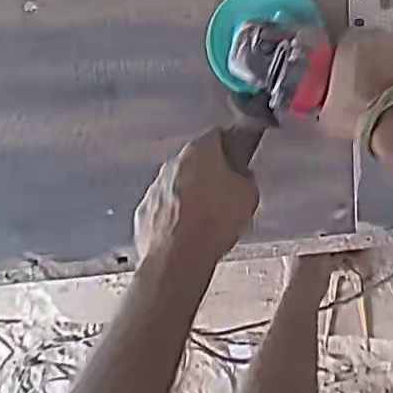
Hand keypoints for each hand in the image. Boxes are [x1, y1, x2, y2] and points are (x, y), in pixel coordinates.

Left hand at [134, 128, 259, 267]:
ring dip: (189, 193)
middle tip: (224, 192)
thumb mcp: (248, 195)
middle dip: (208, 171)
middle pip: (194, 159)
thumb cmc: (214, 222)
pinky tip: (186, 231)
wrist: (178, 258)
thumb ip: (244, 177)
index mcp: (200, 151)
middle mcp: (173, 162)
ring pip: (177, 183)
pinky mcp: (144, 211)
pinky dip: (173, 214)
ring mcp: (155, 186)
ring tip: (206, 217)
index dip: (230, 145)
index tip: (237, 157)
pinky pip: (163, 206)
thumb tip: (241, 176)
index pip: (217, 135)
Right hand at [318, 30, 392, 146]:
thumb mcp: (329, 114)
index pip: (340, 44)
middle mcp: (375, 34)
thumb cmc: (362, 113)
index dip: (341, 61)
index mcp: (347, 42)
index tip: (343, 76)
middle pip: (367, 43)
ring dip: (387, 62)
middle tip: (365, 83)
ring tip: (386, 88)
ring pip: (389, 49)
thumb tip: (325, 107)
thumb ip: (324, 101)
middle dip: (365, 59)